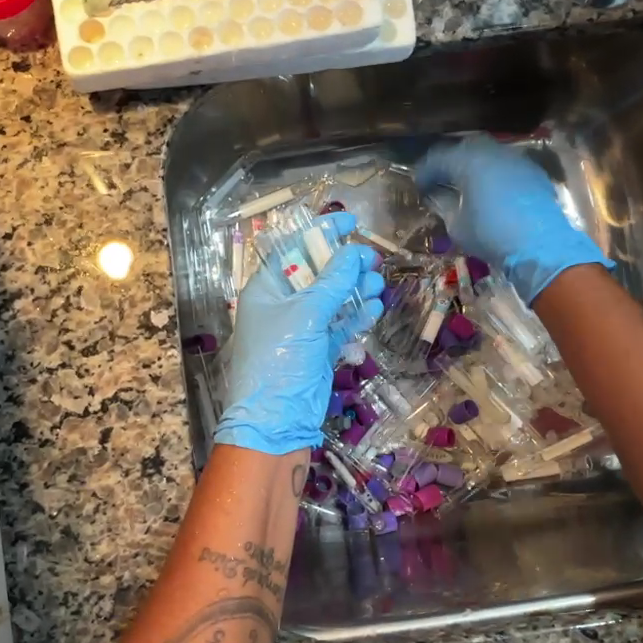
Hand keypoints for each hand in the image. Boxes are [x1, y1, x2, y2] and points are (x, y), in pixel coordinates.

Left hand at [215, 212, 384, 455]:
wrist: (276, 421)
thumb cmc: (280, 360)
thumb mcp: (306, 315)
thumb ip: (332, 282)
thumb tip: (354, 252)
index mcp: (266, 288)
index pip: (292, 248)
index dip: (320, 232)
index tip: (350, 221)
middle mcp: (281, 304)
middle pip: (316, 272)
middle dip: (345, 263)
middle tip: (373, 260)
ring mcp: (299, 328)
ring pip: (331, 299)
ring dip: (354, 289)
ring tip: (377, 285)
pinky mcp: (316, 350)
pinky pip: (338, 325)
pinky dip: (355, 316)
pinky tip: (373, 308)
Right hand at [414, 135, 610, 301]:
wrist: (540, 246)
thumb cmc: (490, 235)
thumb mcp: (457, 225)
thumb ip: (444, 205)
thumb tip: (437, 196)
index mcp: (468, 162)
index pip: (438, 158)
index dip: (425, 172)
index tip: (418, 186)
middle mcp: (493, 153)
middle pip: (465, 148)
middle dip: (450, 162)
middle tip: (441, 179)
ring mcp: (517, 160)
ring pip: (489, 154)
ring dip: (474, 166)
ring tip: (466, 185)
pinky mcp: (534, 173)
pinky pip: (507, 166)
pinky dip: (494, 174)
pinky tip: (492, 192)